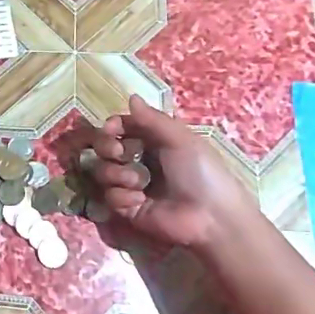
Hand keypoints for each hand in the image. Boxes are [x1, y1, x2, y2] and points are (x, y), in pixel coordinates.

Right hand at [89, 98, 262, 252]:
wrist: (211, 217)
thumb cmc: (201, 172)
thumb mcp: (180, 139)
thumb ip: (152, 119)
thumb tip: (131, 96)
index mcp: (154, 142)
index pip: (122, 128)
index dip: (112, 127)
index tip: (111, 129)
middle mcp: (140, 161)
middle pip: (105, 148)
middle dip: (106, 148)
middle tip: (118, 154)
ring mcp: (132, 186)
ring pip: (103, 172)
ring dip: (116, 174)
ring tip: (137, 183)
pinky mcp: (127, 209)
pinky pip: (110, 197)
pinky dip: (122, 196)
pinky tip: (140, 201)